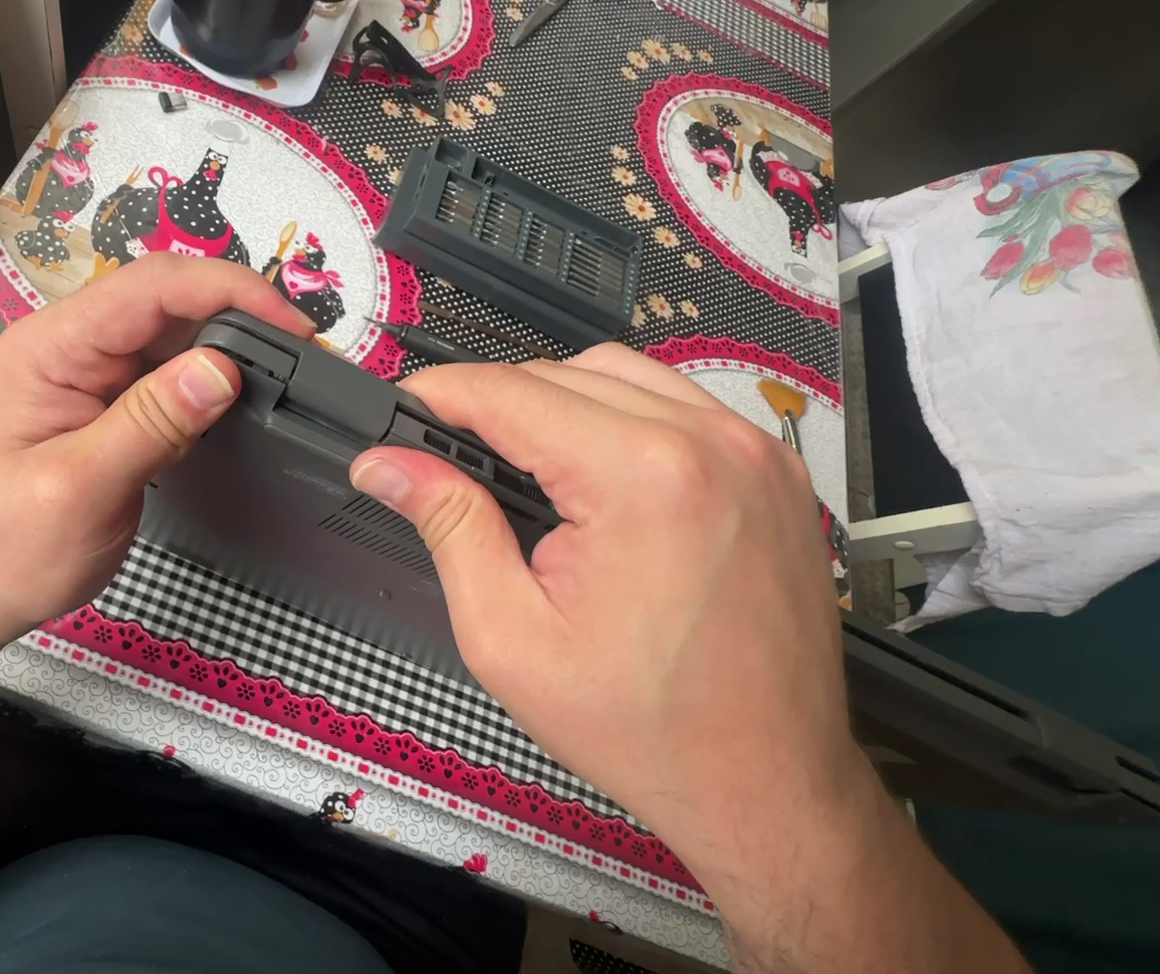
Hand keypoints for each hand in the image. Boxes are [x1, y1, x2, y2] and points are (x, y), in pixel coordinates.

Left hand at [0, 253, 313, 652]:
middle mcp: (71, 346)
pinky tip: (242, 396)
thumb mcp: (80, 489)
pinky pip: (170, 372)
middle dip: (238, 314)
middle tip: (301, 350)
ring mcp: (92, 373)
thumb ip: (149, 424)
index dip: (227, 291)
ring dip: (230, 346)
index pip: (150, 287)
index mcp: (50, 347)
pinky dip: (211, 379)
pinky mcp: (111, 402)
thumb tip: (220, 371)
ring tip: (284, 371)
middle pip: (167, 300)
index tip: (290, 325)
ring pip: (175, 334)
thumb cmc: (6, 548)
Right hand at [346, 346, 869, 896]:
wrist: (766, 786)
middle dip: (490, 404)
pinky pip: (673, 401)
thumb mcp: (507, 635)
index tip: (399, 410)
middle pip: (558, 374)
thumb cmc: (638, 724)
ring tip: (521, 469)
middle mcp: (708, 443)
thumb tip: (386, 464)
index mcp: (640, 477)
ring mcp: (754, 451)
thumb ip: (447, 526)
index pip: (508, 392)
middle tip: (449, 459)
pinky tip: (591, 472)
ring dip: (552, 402)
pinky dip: (615, 415)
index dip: (438, 393)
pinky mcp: (773, 469)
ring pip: (616, 374)